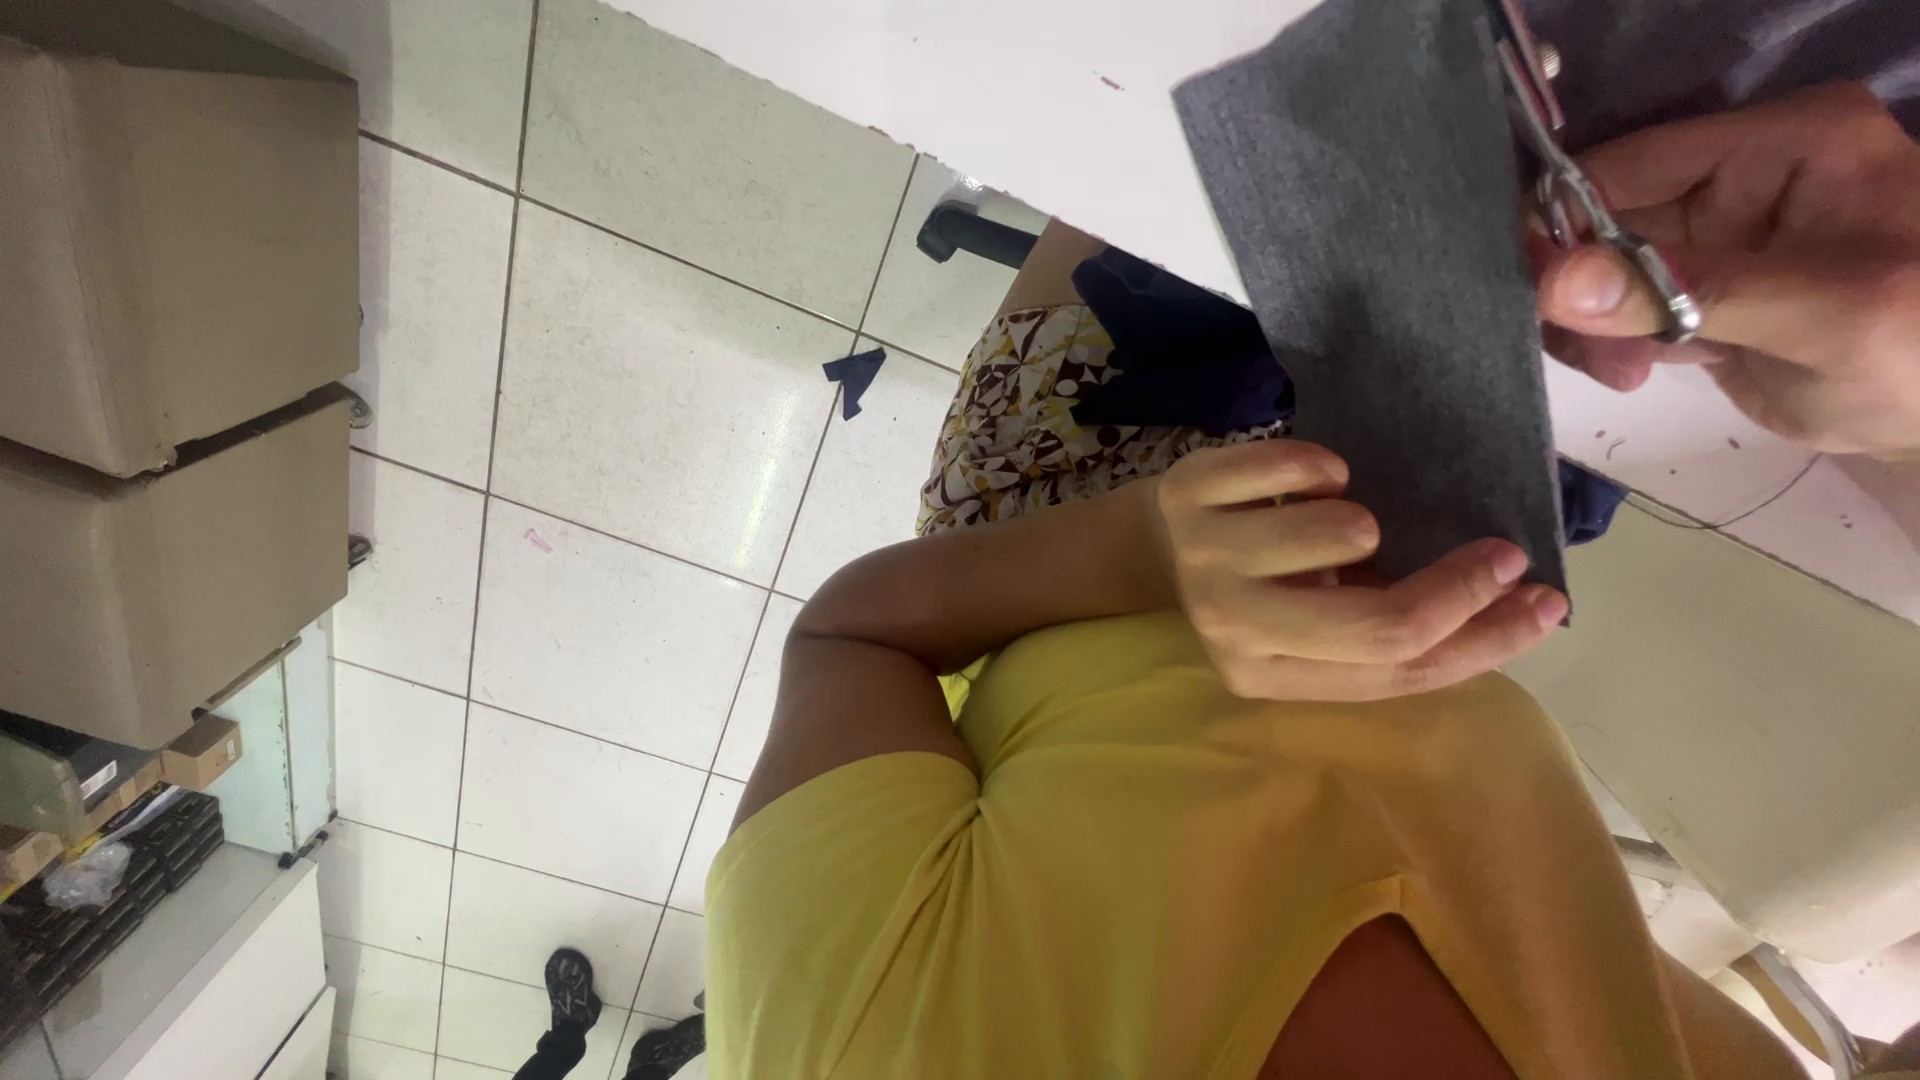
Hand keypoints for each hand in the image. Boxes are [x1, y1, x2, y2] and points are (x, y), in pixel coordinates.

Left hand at [1154, 440, 1567, 700]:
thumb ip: (1383, 624)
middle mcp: (1230, 629)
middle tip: (1498, 552)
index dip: (1485, 638)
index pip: (1395, 672)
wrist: (1157, 542)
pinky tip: (1309, 481)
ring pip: (1341, 533)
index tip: (1547, 598)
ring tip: (1340, 518)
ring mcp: (1204, 561)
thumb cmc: (1254, 582)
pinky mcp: (1188, 495)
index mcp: (1265, 676)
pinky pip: (1293, 464)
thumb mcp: (1309, 621)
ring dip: (1362, 518)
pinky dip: (1322, 464)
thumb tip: (1520, 602)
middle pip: (1378, 624)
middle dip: (1461, 585)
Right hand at [1534, 82, 1919, 456]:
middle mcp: (1728, 176)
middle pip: (1585, 223)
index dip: (1559, 231)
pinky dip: (1597, 343)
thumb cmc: (1917, 354)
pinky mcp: (1674, 283)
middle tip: (1594, 352)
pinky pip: (1596, 305)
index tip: (1537, 302)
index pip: (1618, 168)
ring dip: (1583, 328)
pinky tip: (1636, 368)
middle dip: (1570, 294)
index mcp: (1779, 145)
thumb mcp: (1822, 318)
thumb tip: (1555, 284)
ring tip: (1625, 369)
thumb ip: (1691, 292)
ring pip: (1579, 272)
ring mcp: (1698, 232)